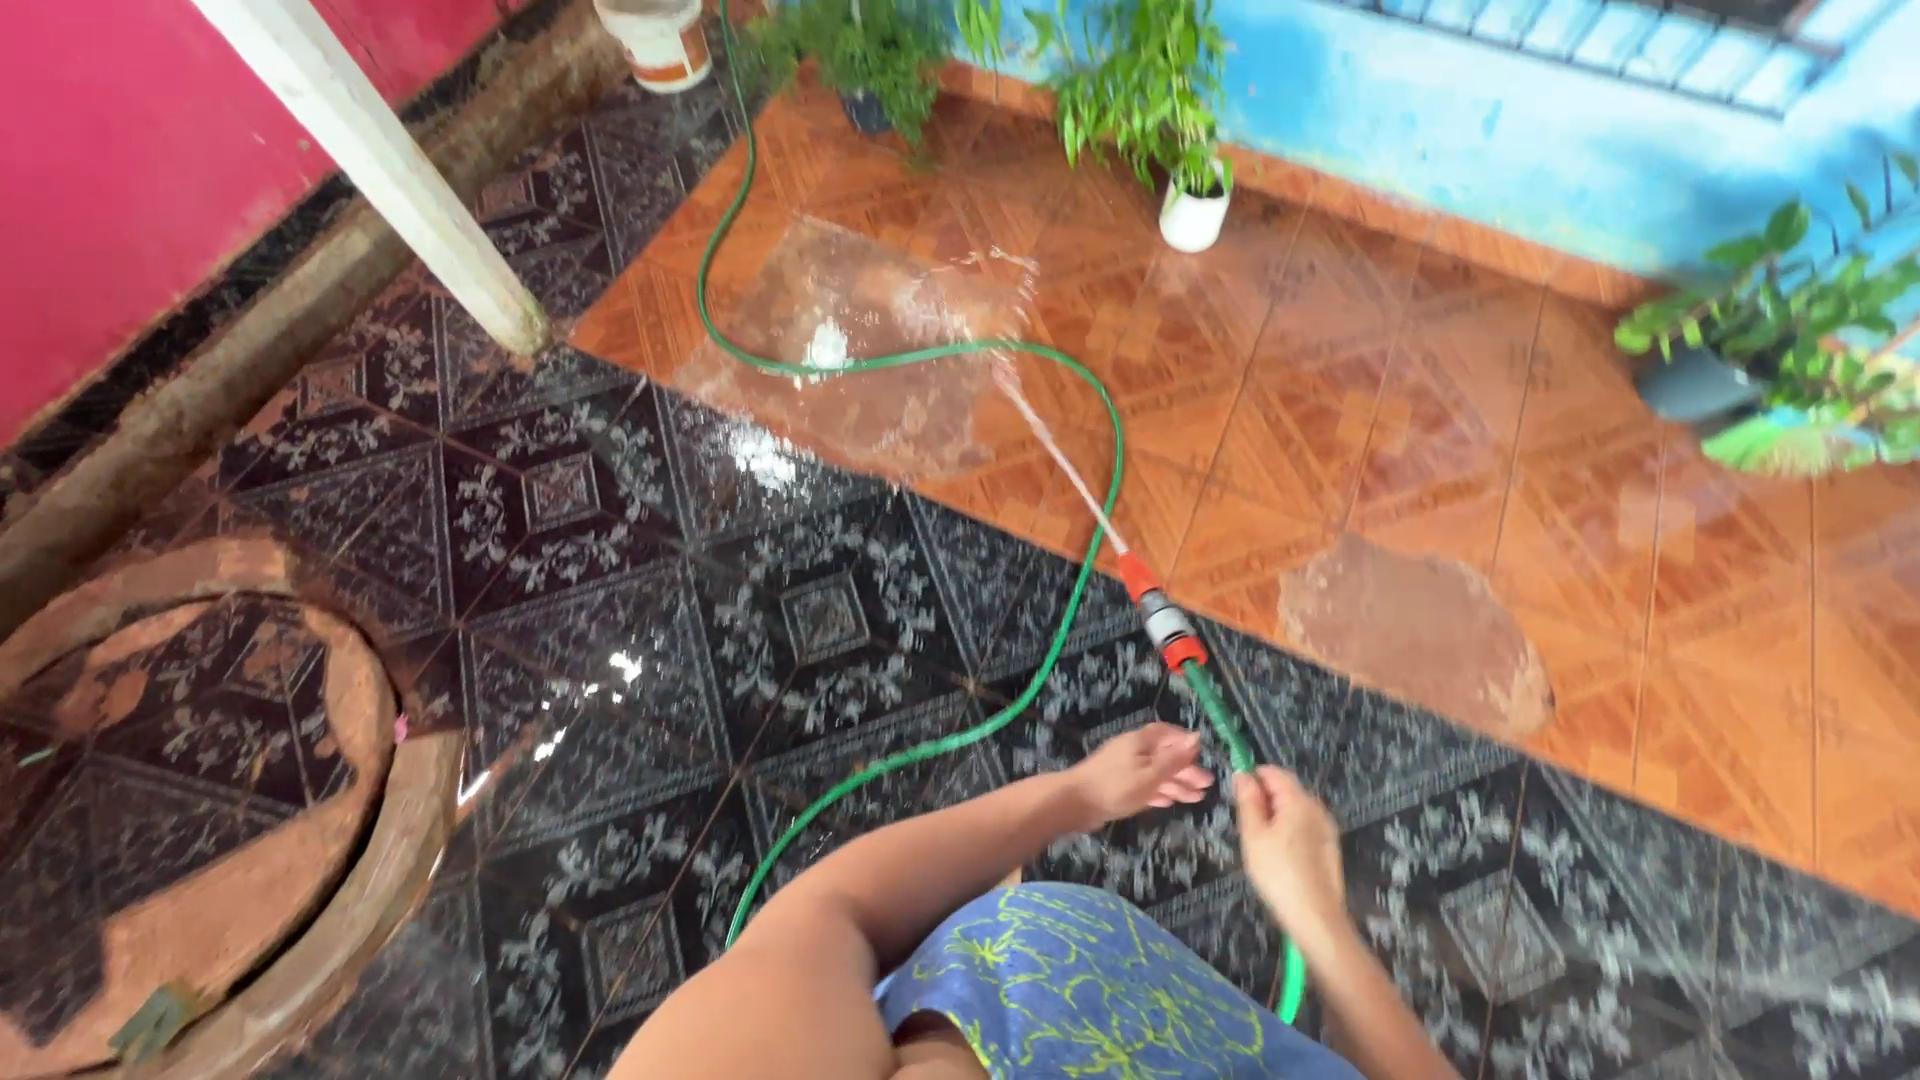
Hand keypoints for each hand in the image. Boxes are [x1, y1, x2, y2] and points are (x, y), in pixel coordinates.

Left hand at [1067, 722, 1213, 827]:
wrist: (1075, 802)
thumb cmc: (1116, 785)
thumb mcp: (1151, 773)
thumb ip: (1174, 759)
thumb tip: (1196, 737)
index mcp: (1140, 741)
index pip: (1166, 733)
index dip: (1184, 741)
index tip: (1202, 754)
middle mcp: (1132, 751)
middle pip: (1163, 756)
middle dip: (1185, 769)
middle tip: (1206, 785)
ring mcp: (1123, 769)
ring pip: (1154, 773)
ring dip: (1176, 784)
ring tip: (1196, 798)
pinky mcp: (1116, 786)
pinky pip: (1142, 786)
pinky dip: (1157, 792)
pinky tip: (1169, 802)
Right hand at [1233, 766, 1349, 945]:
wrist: (1315, 917)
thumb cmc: (1278, 873)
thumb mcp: (1253, 835)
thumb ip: (1248, 800)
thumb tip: (1242, 774)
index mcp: (1299, 801)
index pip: (1273, 772)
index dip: (1252, 777)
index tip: (1237, 797)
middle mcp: (1317, 808)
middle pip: (1286, 788)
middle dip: (1264, 798)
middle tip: (1248, 825)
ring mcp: (1327, 828)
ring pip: (1295, 808)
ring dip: (1276, 814)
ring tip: (1262, 843)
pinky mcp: (1330, 847)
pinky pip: (1305, 825)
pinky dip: (1289, 829)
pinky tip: (1281, 855)